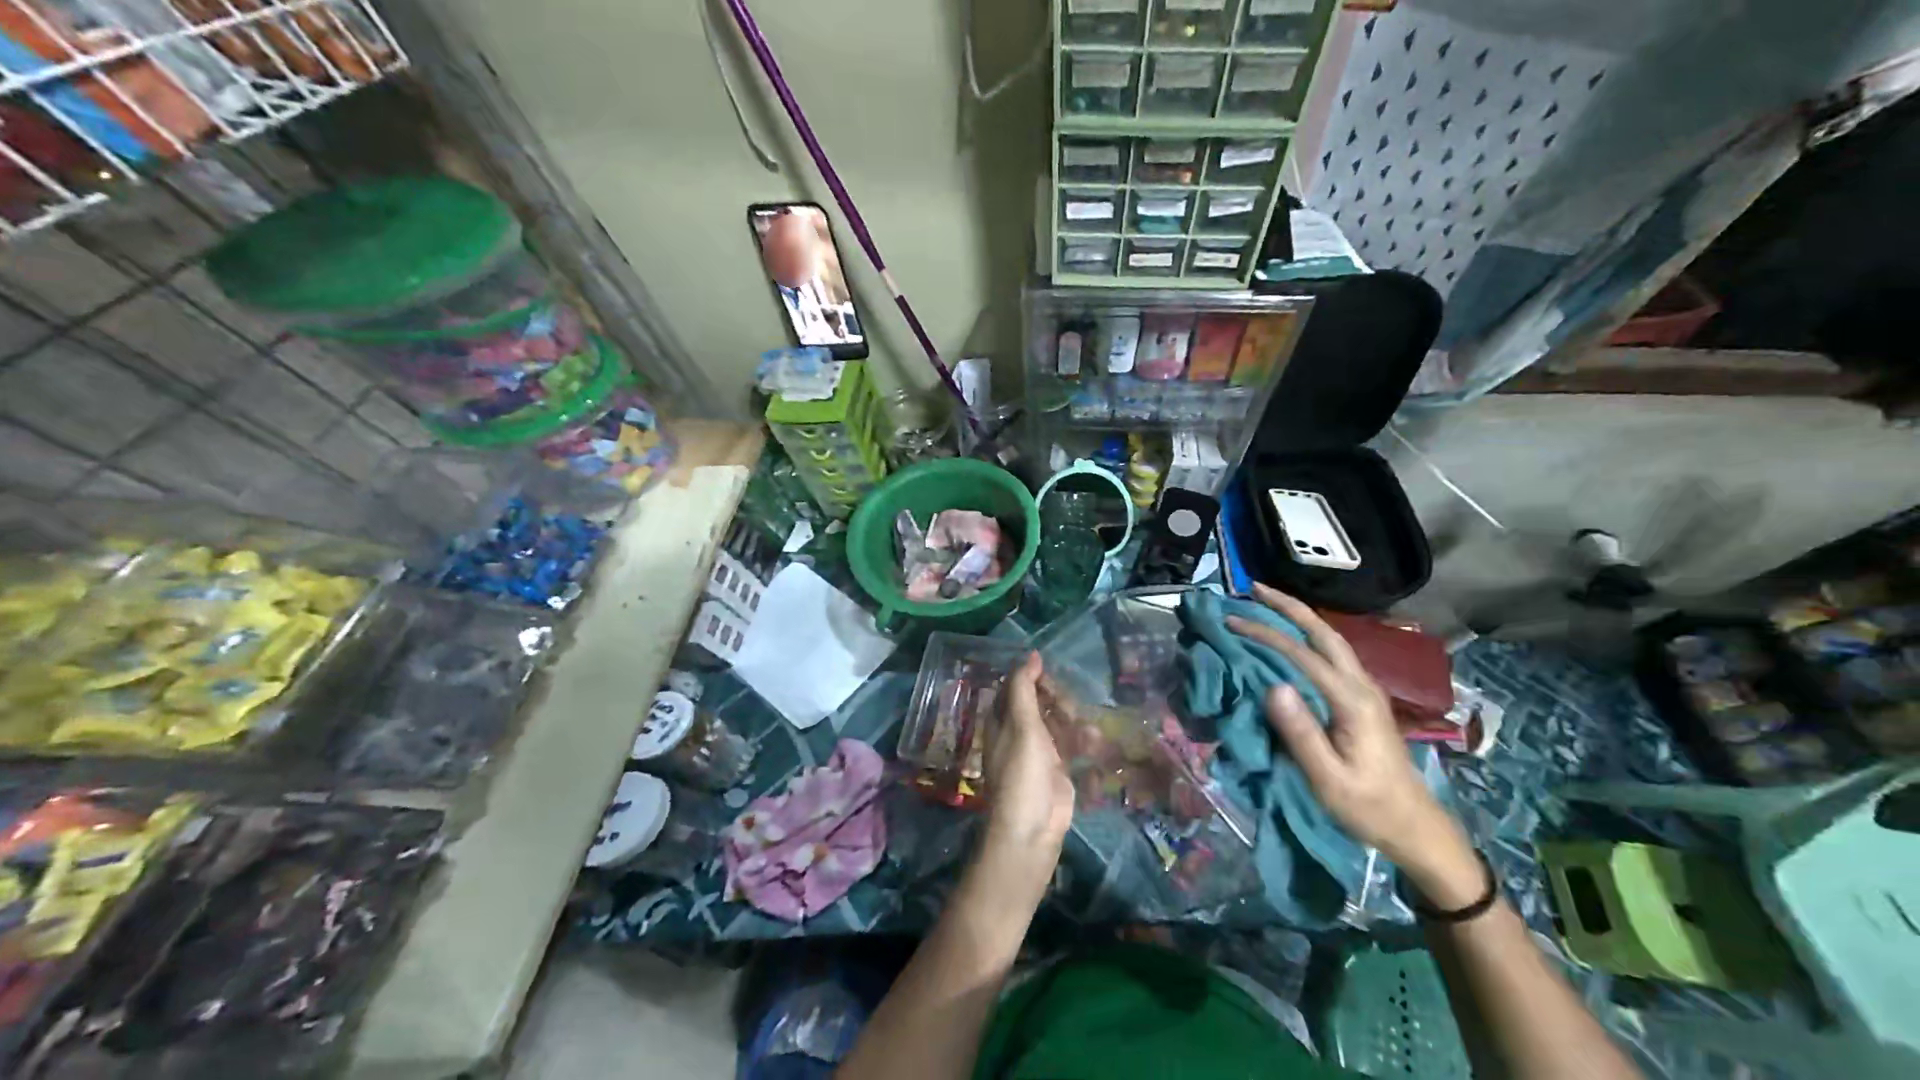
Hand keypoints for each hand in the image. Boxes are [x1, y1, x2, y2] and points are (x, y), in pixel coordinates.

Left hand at [978, 652, 1073, 883]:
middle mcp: (1018, 733)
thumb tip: (1031, 654)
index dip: (1035, 679)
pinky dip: (1084, 744)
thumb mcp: (1021, 724)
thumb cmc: (1022, 772)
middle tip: (1071, 711)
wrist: (1032, 828)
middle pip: (1041, 704)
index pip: (1017, 687)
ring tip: (1088, 735)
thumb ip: (1024, 687)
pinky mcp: (1058, 770)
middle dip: (1060, 703)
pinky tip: (1095, 747)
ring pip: (1059, 724)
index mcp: (1002, 720)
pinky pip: (1072, 747)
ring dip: (1076, 724)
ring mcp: (1040, 752)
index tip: (1055, 677)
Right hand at [1226, 584, 1479, 901]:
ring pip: (1331, 639)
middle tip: (1253, 589)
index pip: (1303, 655)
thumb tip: (1272, 686)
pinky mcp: (1362, 699)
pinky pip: (1331, 654)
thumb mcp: (1329, 778)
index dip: (1266, 634)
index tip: (1232, 621)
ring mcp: (1365, 690)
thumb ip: (1301, 733)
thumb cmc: (1368, 806)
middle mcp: (1362, 686)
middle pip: (1324, 633)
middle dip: (1289, 607)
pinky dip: (1308, 634)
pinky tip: (1292, 636)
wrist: (1414, 827)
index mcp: (1352, 701)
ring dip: (1299, 616)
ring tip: (1267, 602)